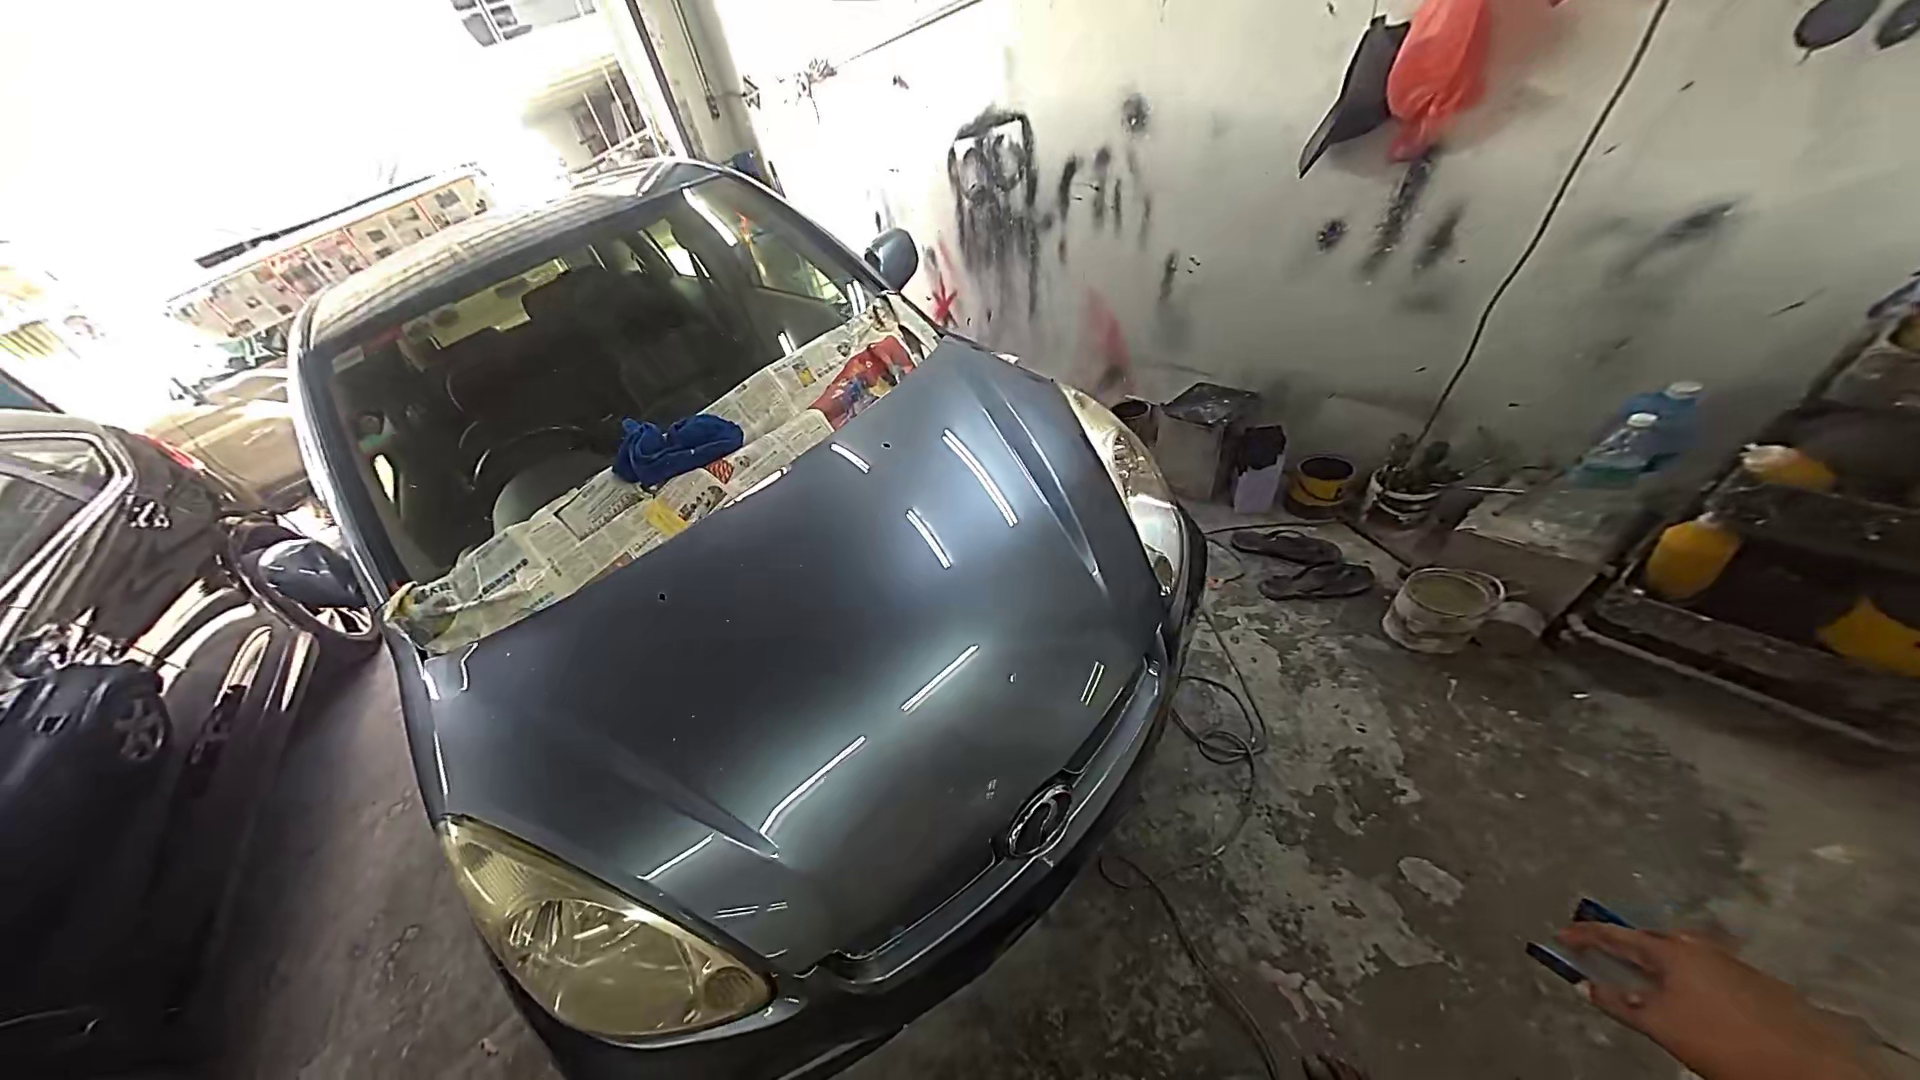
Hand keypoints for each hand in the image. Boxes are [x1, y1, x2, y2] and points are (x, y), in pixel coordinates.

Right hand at [1557, 922, 1877, 1079]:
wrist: (1821, 1073)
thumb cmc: (1724, 1041)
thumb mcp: (1659, 1025)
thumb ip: (1616, 1002)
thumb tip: (1583, 984)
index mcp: (1668, 951)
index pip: (1613, 934)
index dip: (1582, 934)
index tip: (1560, 935)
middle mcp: (1698, 949)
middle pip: (1650, 941)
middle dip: (1624, 946)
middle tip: (1604, 954)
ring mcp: (1736, 966)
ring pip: (1684, 956)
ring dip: (1660, 962)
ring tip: (1649, 978)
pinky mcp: (1767, 988)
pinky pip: (1712, 972)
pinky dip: (1691, 978)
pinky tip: (1698, 999)